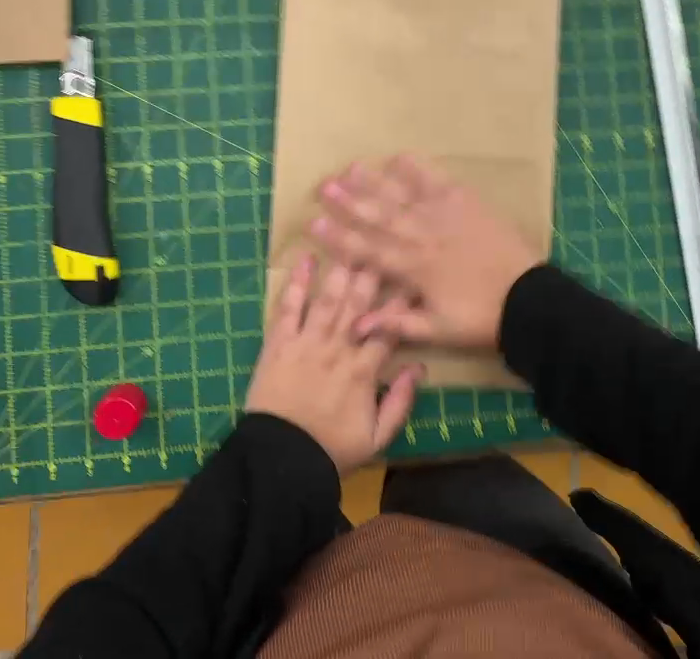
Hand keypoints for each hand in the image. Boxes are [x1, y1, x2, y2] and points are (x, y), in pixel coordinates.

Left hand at [244, 255, 421, 475]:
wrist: (280, 460)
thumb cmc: (331, 450)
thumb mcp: (377, 438)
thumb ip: (401, 402)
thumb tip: (420, 367)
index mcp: (364, 371)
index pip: (389, 327)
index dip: (402, 301)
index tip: (415, 276)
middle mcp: (338, 349)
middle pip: (359, 304)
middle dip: (373, 271)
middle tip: (384, 240)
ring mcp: (307, 343)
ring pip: (328, 299)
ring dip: (341, 268)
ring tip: (352, 239)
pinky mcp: (279, 344)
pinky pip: (289, 308)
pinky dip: (297, 283)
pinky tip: (305, 259)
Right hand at [310, 156, 539, 351]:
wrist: (528, 299)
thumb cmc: (480, 318)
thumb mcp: (437, 329)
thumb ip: (396, 324)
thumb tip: (355, 324)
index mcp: (412, 269)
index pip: (367, 250)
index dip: (339, 237)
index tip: (313, 223)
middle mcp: (421, 237)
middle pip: (378, 216)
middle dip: (348, 201)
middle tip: (323, 186)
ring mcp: (443, 215)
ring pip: (401, 196)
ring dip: (374, 182)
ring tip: (350, 168)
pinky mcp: (465, 201)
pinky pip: (436, 180)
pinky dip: (417, 168)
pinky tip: (398, 157)